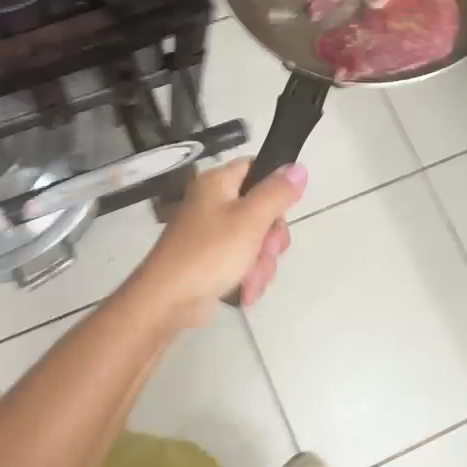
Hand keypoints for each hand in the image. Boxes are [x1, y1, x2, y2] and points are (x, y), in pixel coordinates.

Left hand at [119, 159, 306, 322]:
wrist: (168, 300)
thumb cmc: (210, 253)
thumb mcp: (250, 220)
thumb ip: (277, 193)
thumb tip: (298, 167)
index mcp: (218, 183)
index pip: (255, 167)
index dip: (275, 186)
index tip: (286, 209)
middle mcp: (213, 203)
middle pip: (261, 209)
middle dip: (271, 238)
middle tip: (267, 251)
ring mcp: (211, 233)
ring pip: (256, 240)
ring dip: (261, 263)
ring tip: (251, 280)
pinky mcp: (212, 260)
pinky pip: (242, 261)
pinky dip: (248, 276)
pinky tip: (245, 292)